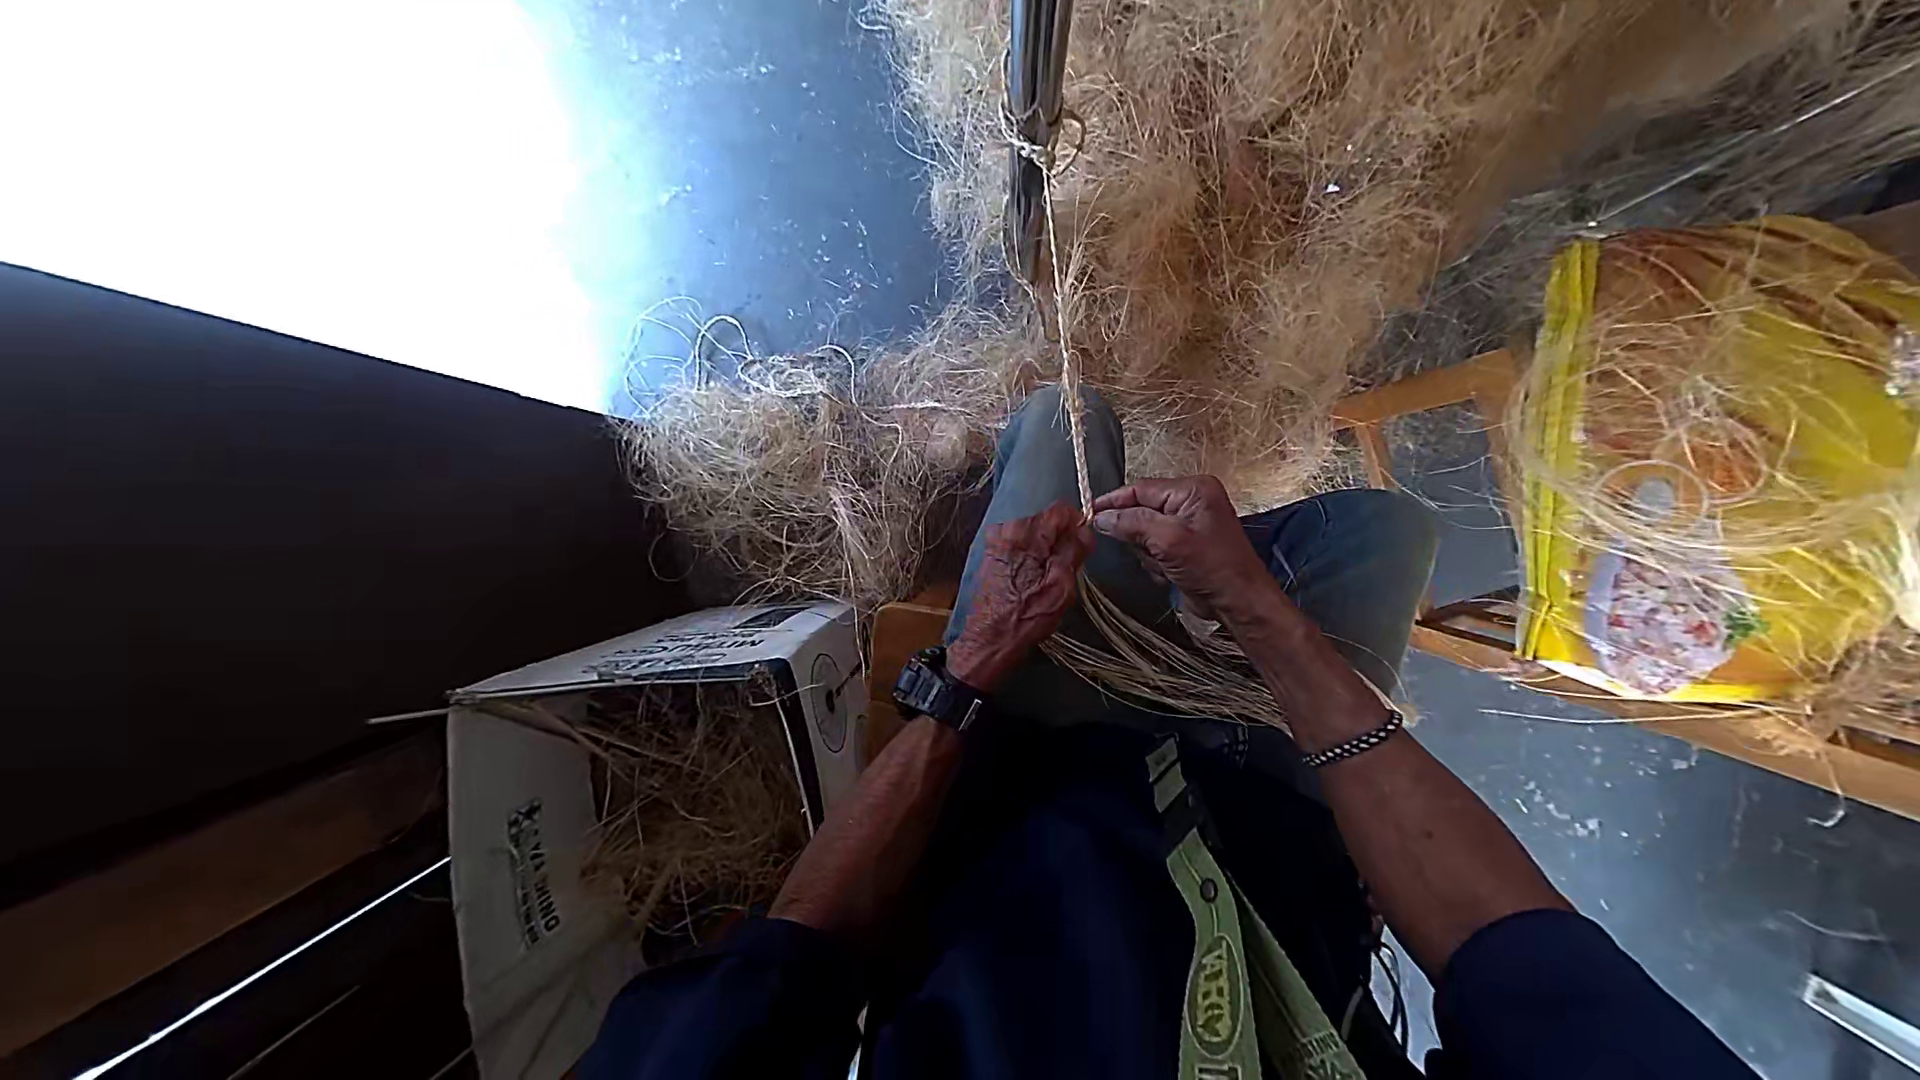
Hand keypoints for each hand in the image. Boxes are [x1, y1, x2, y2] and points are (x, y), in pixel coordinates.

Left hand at [948, 501, 1094, 691]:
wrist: (988, 640)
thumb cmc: (1026, 616)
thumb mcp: (1061, 585)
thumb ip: (1074, 551)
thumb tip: (1085, 529)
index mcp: (1024, 532)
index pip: (1060, 510)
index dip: (1077, 523)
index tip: (1084, 542)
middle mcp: (1005, 529)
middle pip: (1045, 521)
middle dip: (1060, 539)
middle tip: (1067, 568)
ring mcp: (994, 541)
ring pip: (1033, 534)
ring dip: (1045, 549)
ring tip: (1049, 578)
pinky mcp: (990, 554)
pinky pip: (1020, 545)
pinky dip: (1031, 556)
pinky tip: (1032, 580)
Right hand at [1090, 475, 1272, 621]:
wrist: (1238, 603)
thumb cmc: (1213, 567)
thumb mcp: (1168, 539)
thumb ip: (1131, 523)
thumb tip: (1102, 517)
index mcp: (1192, 489)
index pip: (1141, 488)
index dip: (1113, 501)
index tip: (1089, 512)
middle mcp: (1190, 502)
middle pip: (1140, 511)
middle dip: (1138, 535)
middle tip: (1149, 551)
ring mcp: (1187, 525)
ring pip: (1143, 533)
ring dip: (1147, 552)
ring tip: (1165, 565)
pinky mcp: (1184, 546)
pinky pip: (1153, 548)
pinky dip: (1155, 562)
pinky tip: (1170, 573)